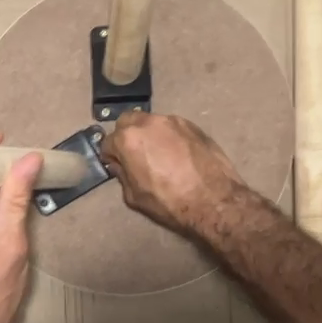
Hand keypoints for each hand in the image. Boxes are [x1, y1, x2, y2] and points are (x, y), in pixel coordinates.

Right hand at [100, 111, 248, 235]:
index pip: (108, 142)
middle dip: (126, 136)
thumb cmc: (168, 201)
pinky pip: (171, 127)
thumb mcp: (134, 196)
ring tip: (157, 155)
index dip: (110, 157)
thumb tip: (121, 166)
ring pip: (151, 122)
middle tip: (133, 155)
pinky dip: (167, 137)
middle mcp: (149, 123)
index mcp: (129, 139)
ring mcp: (173, 121)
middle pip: (127, 121)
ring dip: (148, 135)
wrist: (213, 200)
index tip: (116, 166)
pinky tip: (175, 155)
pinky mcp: (193, 125)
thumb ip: (123, 175)